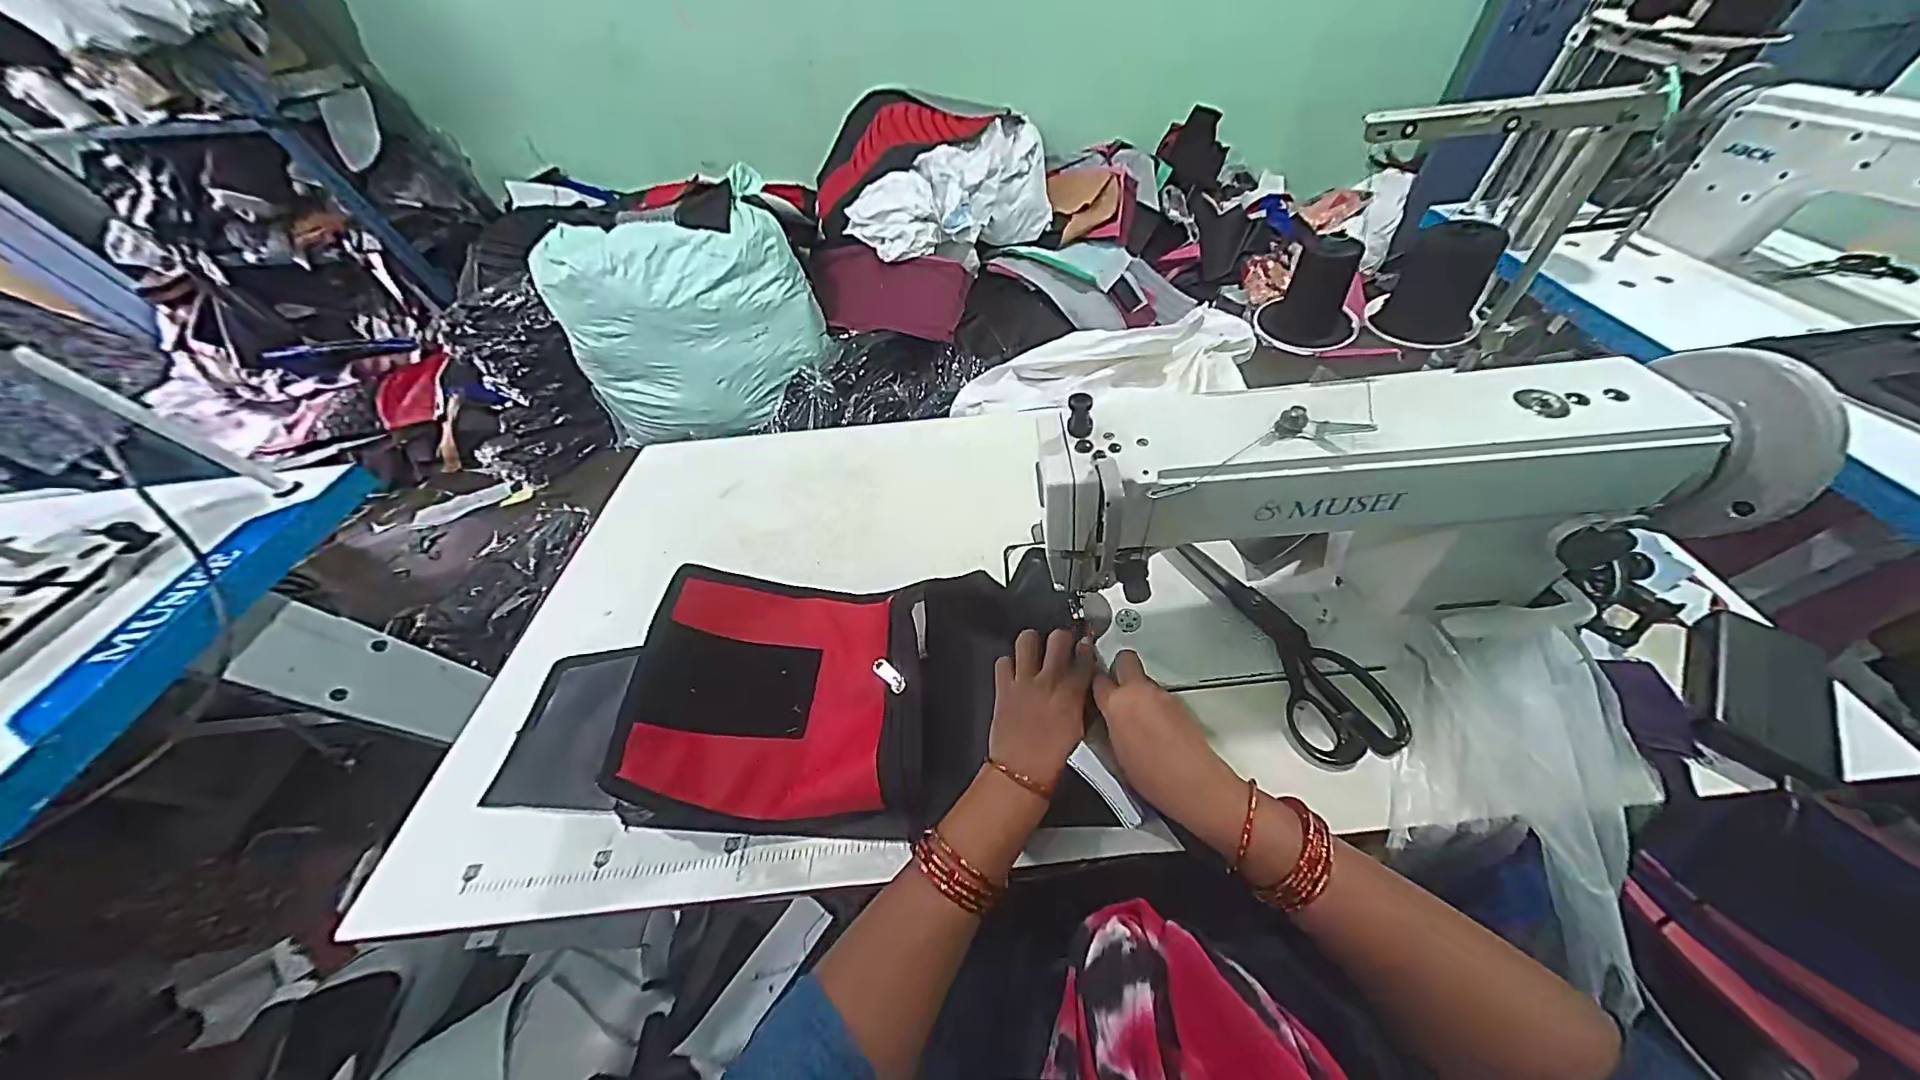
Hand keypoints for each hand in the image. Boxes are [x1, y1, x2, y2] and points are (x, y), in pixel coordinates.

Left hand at [988, 628, 1094, 791]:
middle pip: (1058, 638)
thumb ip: (1082, 702)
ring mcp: (1024, 682)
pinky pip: (1002, 661)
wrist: (1021, 771)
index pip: (1085, 656)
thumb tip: (1084, 687)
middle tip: (1060, 643)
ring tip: (1034, 649)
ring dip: (1031, 642)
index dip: (1086, 647)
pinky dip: (1007, 664)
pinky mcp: (1003, 687)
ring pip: (1026, 640)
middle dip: (1061, 637)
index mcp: (1072, 693)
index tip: (1085, 646)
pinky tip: (1013, 671)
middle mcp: (1049, 682)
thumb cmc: (1051, 758)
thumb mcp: (1078, 728)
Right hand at [1093, 650, 1242, 839]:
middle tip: (1116, 687)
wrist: (1196, 784)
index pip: (1098, 679)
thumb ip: (1107, 728)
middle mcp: (1140, 692)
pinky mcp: (1180, 703)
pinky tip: (1156, 729)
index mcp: (1116, 704)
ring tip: (1138, 720)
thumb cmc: (1157, 778)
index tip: (1096, 693)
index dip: (1096, 686)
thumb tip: (1106, 721)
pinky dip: (1155, 704)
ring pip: (1144, 679)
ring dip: (1138, 691)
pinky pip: (1160, 695)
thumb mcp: (1115, 755)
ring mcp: (1163, 695)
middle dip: (1119, 668)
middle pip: (1125, 660)